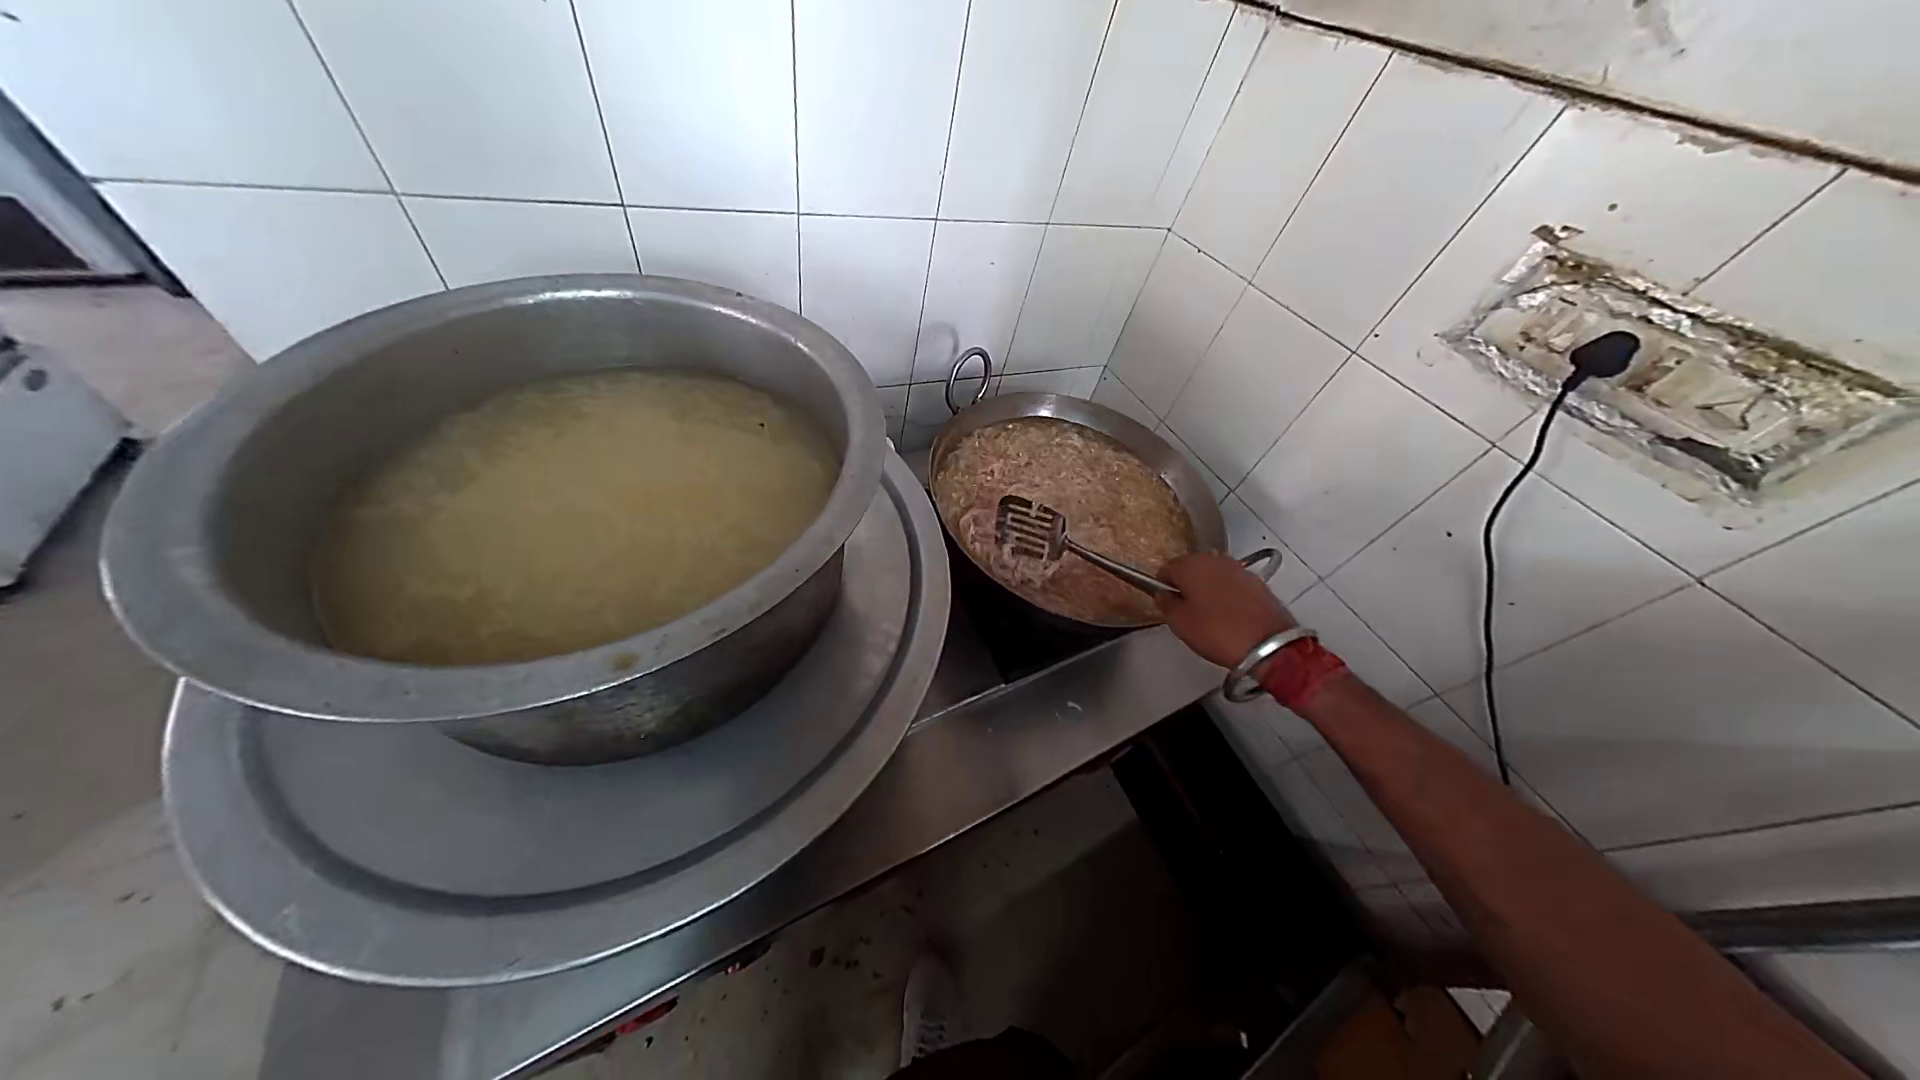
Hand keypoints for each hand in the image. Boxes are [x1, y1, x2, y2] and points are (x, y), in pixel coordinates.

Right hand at [1155, 552, 1295, 668]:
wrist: (1268, 645)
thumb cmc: (1216, 632)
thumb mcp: (1180, 623)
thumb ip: (1166, 604)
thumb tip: (1163, 595)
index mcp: (1191, 565)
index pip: (1166, 568)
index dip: (1163, 586)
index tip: (1166, 603)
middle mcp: (1215, 559)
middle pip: (1191, 567)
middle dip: (1186, 584)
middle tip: (1186, 610)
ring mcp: (1238, 569)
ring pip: (1213, 574)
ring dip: (1207, 587)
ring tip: (1208, 613)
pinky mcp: (1257, 581)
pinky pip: (1232, 583)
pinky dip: (1227, 593)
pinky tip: (1228, 614)